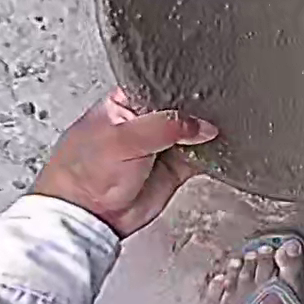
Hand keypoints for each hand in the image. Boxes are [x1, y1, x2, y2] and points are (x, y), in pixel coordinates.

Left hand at [32, 88, 219, 236]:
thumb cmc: (85, 174)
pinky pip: (201, 156)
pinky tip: (217, 148)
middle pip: (181, 109)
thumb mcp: (125, 138)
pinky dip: (211, 153)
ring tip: (214, 131)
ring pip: (194, 132)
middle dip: (197, 111)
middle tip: (209, 114)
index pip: (158, 86)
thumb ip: (166, 126)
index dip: (179, 87)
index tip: (201, 90)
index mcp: (123, 105)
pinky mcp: (175, 168)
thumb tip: (202, 125)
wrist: (89, 217)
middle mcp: (144, 123)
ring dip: (206, 133)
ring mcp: (160, 146)